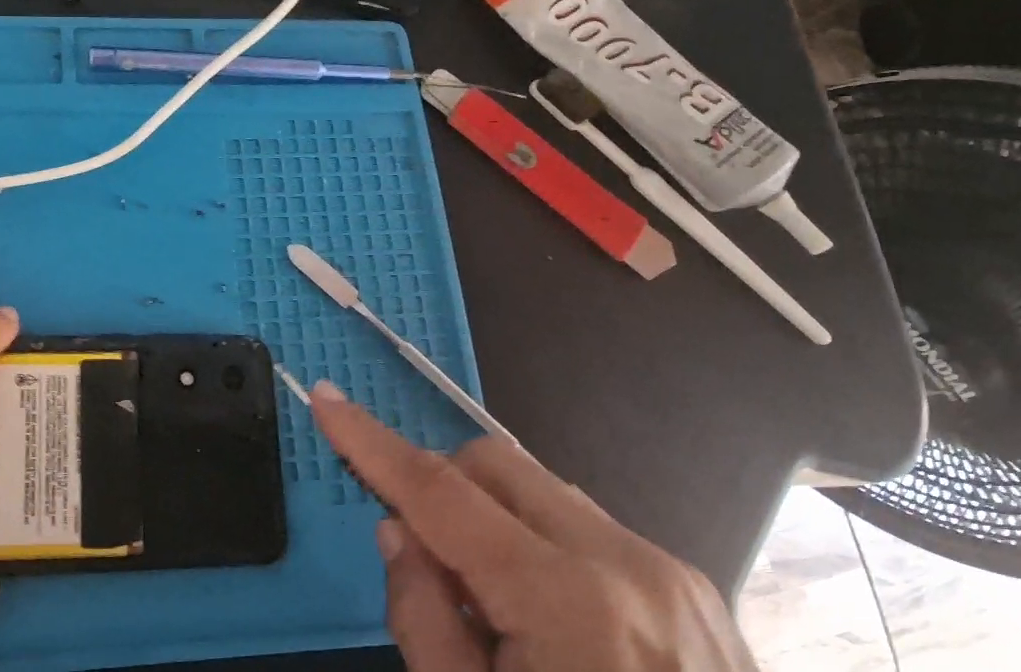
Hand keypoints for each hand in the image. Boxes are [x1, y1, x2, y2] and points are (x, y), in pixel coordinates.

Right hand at [309, 382, 757, 671]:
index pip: (440, 493)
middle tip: (427, 562)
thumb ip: (422, 618)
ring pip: (541, 488)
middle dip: (440, 486)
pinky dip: (541, 542)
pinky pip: (587, 526)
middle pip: (494, 463)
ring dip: (492, 516)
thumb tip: (400, 532)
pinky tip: (554, 623)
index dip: (372, 443)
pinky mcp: (695, 588)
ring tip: (498, 608)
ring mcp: (669, 573)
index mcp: (567, 603)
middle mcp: (625, 564)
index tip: (325, 397)